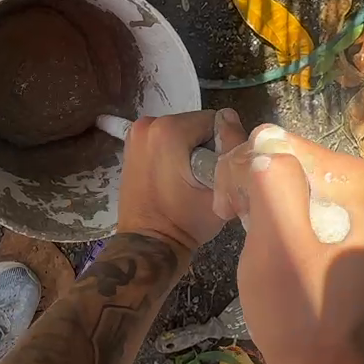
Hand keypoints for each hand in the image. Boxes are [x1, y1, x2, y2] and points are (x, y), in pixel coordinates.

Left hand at [116, 109, 247, 253]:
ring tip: (190, 179)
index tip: (217, 171)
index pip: (214, 121)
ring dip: (190, 149)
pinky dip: (174, 151)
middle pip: (195, 124)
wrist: (148, 243)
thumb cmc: (185, 221)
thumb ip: (231, 150)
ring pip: (182, 131)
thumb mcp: (219, 188)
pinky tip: (175, 176)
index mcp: (168, 130)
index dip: (223, 145)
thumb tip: (232, 119)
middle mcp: (148, 124)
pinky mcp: (132, 144)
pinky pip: (164, 139)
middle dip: (206, 146)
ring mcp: (136, 133)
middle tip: (204, 178)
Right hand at [213, 124, 363, 363]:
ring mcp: (353, 197)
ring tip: (251, 230)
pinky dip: (267, 203)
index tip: (230, 213)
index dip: (239, 171)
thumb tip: (262, 147)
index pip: (274, 142)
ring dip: (253, 193)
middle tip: (237, 221)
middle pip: (278, 149)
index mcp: (355, 178)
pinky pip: (289, 187)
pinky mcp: (341, 214)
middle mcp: (361, 178)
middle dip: (246, 179)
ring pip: (278, 166)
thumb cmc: (296, 308)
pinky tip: (264, 230)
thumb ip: (270, 180)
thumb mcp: (277, 243)